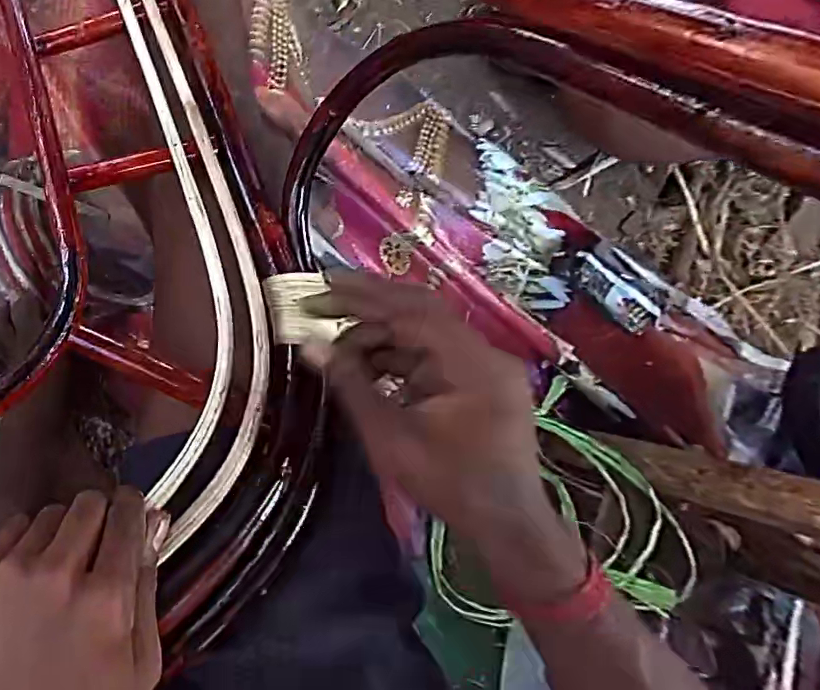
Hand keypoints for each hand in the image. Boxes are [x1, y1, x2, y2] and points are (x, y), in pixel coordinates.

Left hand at [0, 488, 163, 689]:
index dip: (133, 509)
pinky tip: (32, 572)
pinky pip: (14, 527)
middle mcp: (59, 574)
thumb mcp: (134, 672)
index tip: (133, 506)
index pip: (126, 519)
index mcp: (105, 602)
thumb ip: (145, 595)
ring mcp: (14, 569)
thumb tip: (151, 533)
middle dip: (100, 514)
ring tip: (63, 568)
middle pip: (88, 504)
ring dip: (63, 530)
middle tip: (101, 537)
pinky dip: (27, 540)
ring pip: (51, 513)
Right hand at [301, 273, 590, 604]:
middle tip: (321, 297)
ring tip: (335, 343)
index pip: (410, 311)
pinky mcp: (475, 380)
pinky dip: (392, 351)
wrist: (510, 531)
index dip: (361, 297)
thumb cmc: (450, 483)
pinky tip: (362, 363)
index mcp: (473, 363)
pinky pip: (427, 350)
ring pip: (420, 328)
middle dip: (367, 301)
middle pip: (418, 309)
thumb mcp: (389, 434)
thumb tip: (309, 343)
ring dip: (376, 331)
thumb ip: (349, 383)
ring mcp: (482, 366)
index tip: (320, 288)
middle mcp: (484, 355)